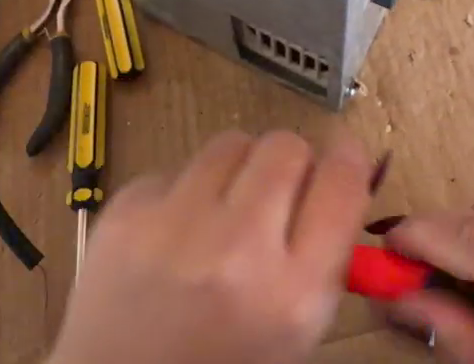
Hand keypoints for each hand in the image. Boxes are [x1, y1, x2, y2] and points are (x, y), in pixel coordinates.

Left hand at [47, 130, 373, 363]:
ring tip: (221, 212)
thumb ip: (324, 254)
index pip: (342, 181)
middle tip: (275, 193)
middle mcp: (238, 250)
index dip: (348, 161)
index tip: (342, 160)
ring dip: (237, 168)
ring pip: (231, 142)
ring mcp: (175, 226)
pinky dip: (182, 192)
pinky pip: (176, 167)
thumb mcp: (295, 330)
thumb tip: (341, 172)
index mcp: (293, 294)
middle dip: (289, 163)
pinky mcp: (126, 213)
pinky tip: (172, 234)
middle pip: (286, 146)